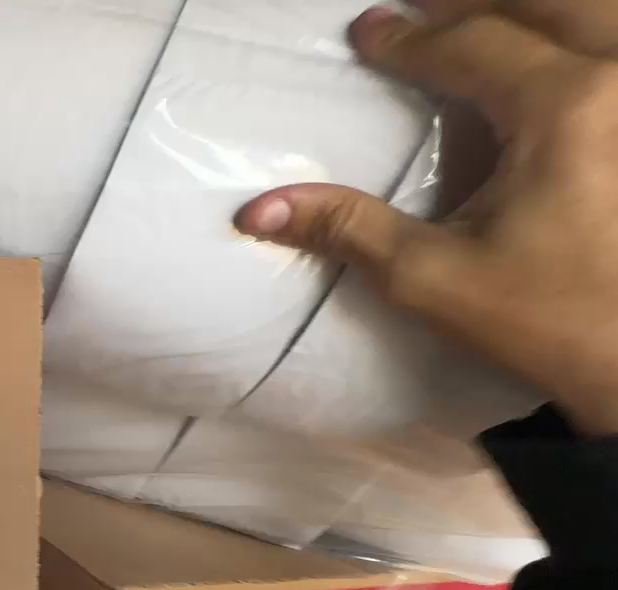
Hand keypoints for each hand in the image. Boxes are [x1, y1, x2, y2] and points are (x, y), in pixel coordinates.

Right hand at [235, 1, 617, 435]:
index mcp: (567, 108)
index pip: (476, 48)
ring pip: (608, 10)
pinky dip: (591, 31)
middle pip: (558, 1)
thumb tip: (255, 210)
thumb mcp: (425, 274)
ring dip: (544, 6)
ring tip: (493, 10)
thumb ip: (345, 228)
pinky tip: (568, 42)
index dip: (412, 38)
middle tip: (430, 1)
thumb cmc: (539, 311)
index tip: (367, 28)